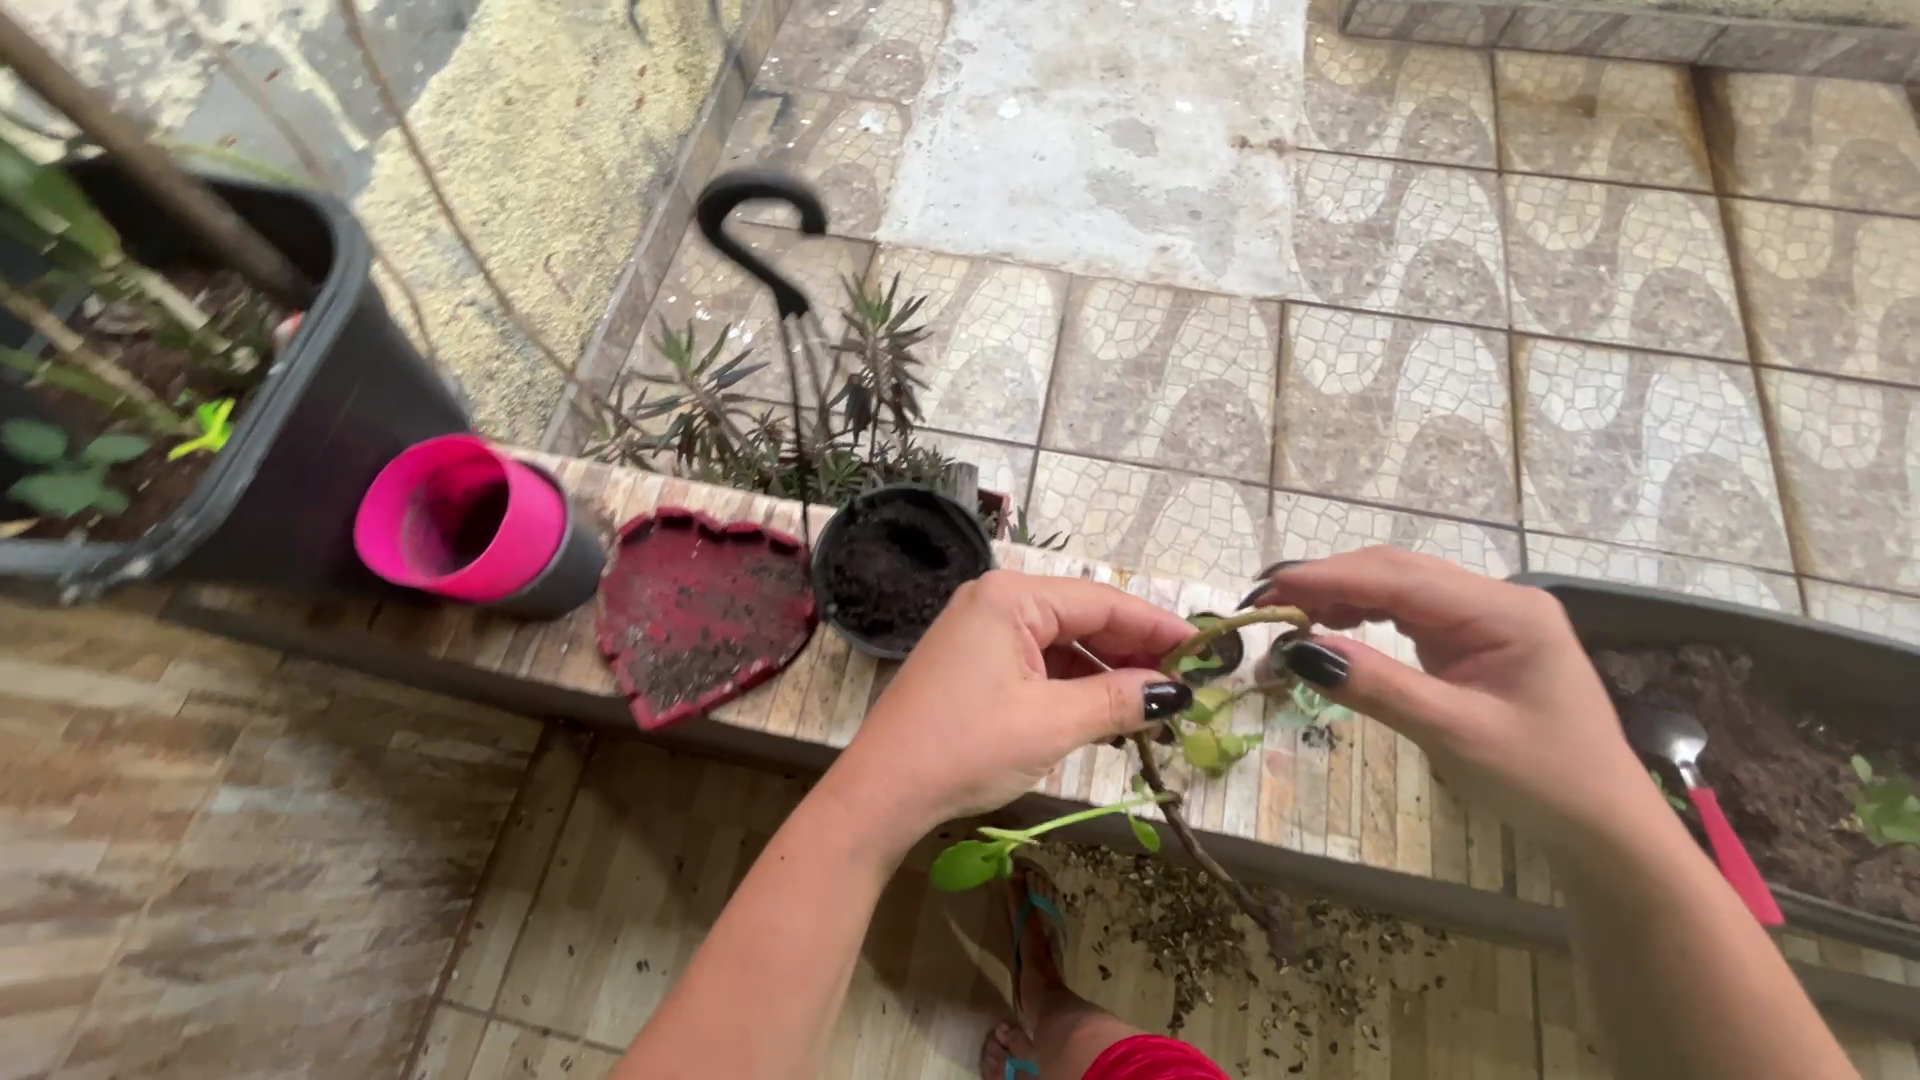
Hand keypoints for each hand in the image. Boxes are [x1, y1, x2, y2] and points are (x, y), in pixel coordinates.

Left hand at [827, 570, 1195, 840]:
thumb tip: (1173, 691)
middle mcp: (993, 602)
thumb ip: (1117, 700)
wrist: (882, 792)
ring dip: (1103, 673)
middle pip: (1081, 618)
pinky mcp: (972, 663)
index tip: (1205, 649)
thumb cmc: (966, 748)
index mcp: (1010, 598)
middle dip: (1132, 652)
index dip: (1157, 626)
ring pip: (1060, 643)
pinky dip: (1071, 685)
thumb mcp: (1050, 724)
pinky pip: (1035, 663)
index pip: (1101, 602)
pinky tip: (1103, 712)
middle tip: (1184, 684)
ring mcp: (979, 632)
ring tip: (1152, 705)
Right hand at [1245, 547, 1668, 859]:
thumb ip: (1377, 686)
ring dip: (1340, 594)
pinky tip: (1331, 623)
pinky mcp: (1471, 638)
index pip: (1400, 578)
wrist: (1602, 824)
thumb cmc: (1539, 780)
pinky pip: (1406, 612)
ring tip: (1287, 613)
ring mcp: (1484, 617)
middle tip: (1264, 603)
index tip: (1268, 587)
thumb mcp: (1453, 733)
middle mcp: (1495, 600)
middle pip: (1395, 571)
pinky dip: (1362, 613)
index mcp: (1504, 612)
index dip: (1328, 578)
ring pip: (1396, 586)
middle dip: (1327, 581)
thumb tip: (1298, 651)